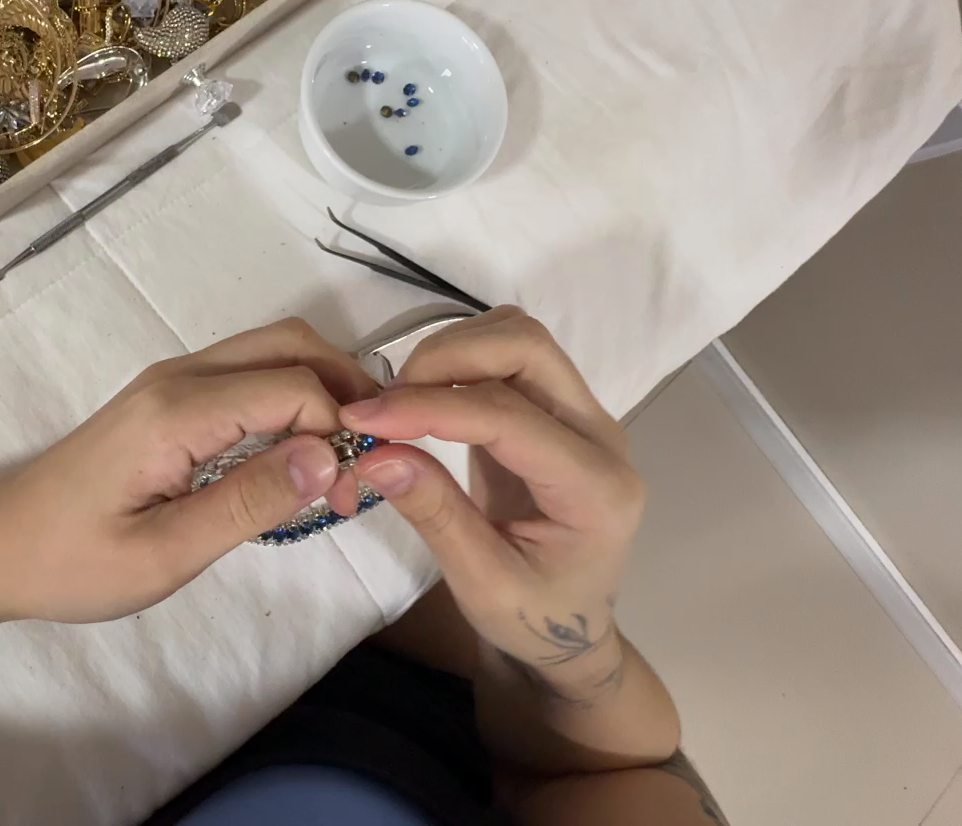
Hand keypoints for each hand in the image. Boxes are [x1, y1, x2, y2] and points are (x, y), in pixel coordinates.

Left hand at [0, 318, 379, 624]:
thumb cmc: (74, 560)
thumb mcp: (166, 553)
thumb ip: (250, 500)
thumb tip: (329, 456)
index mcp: (179, 409)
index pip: (292, 386)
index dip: (338, 429)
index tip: (352, 491)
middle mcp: (180, 374)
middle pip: (288, 342)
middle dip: (344, 384)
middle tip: (367, 452)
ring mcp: (173, 378)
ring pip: (270, 350)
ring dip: (318, 386)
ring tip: (339, 453)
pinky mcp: (169, 395)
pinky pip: (246, 373)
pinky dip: (288, 393)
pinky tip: (297, 445)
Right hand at [341, 307, 644, 688]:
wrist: (568, 626)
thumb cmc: (533, 617)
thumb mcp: (482, 585)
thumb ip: (435, 515)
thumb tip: (375, 454)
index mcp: (594, 489)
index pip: (507, 416)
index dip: (429, 407)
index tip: (361, 418)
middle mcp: (599, 436)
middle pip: (527, 347)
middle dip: (447, 357)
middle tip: (388, 401)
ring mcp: (581, 414)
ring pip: (518, 336)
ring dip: (452, 350)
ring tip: (404, 398)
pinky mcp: (554, 407)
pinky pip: (509, 353)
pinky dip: (460, 356)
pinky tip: (428, 395)